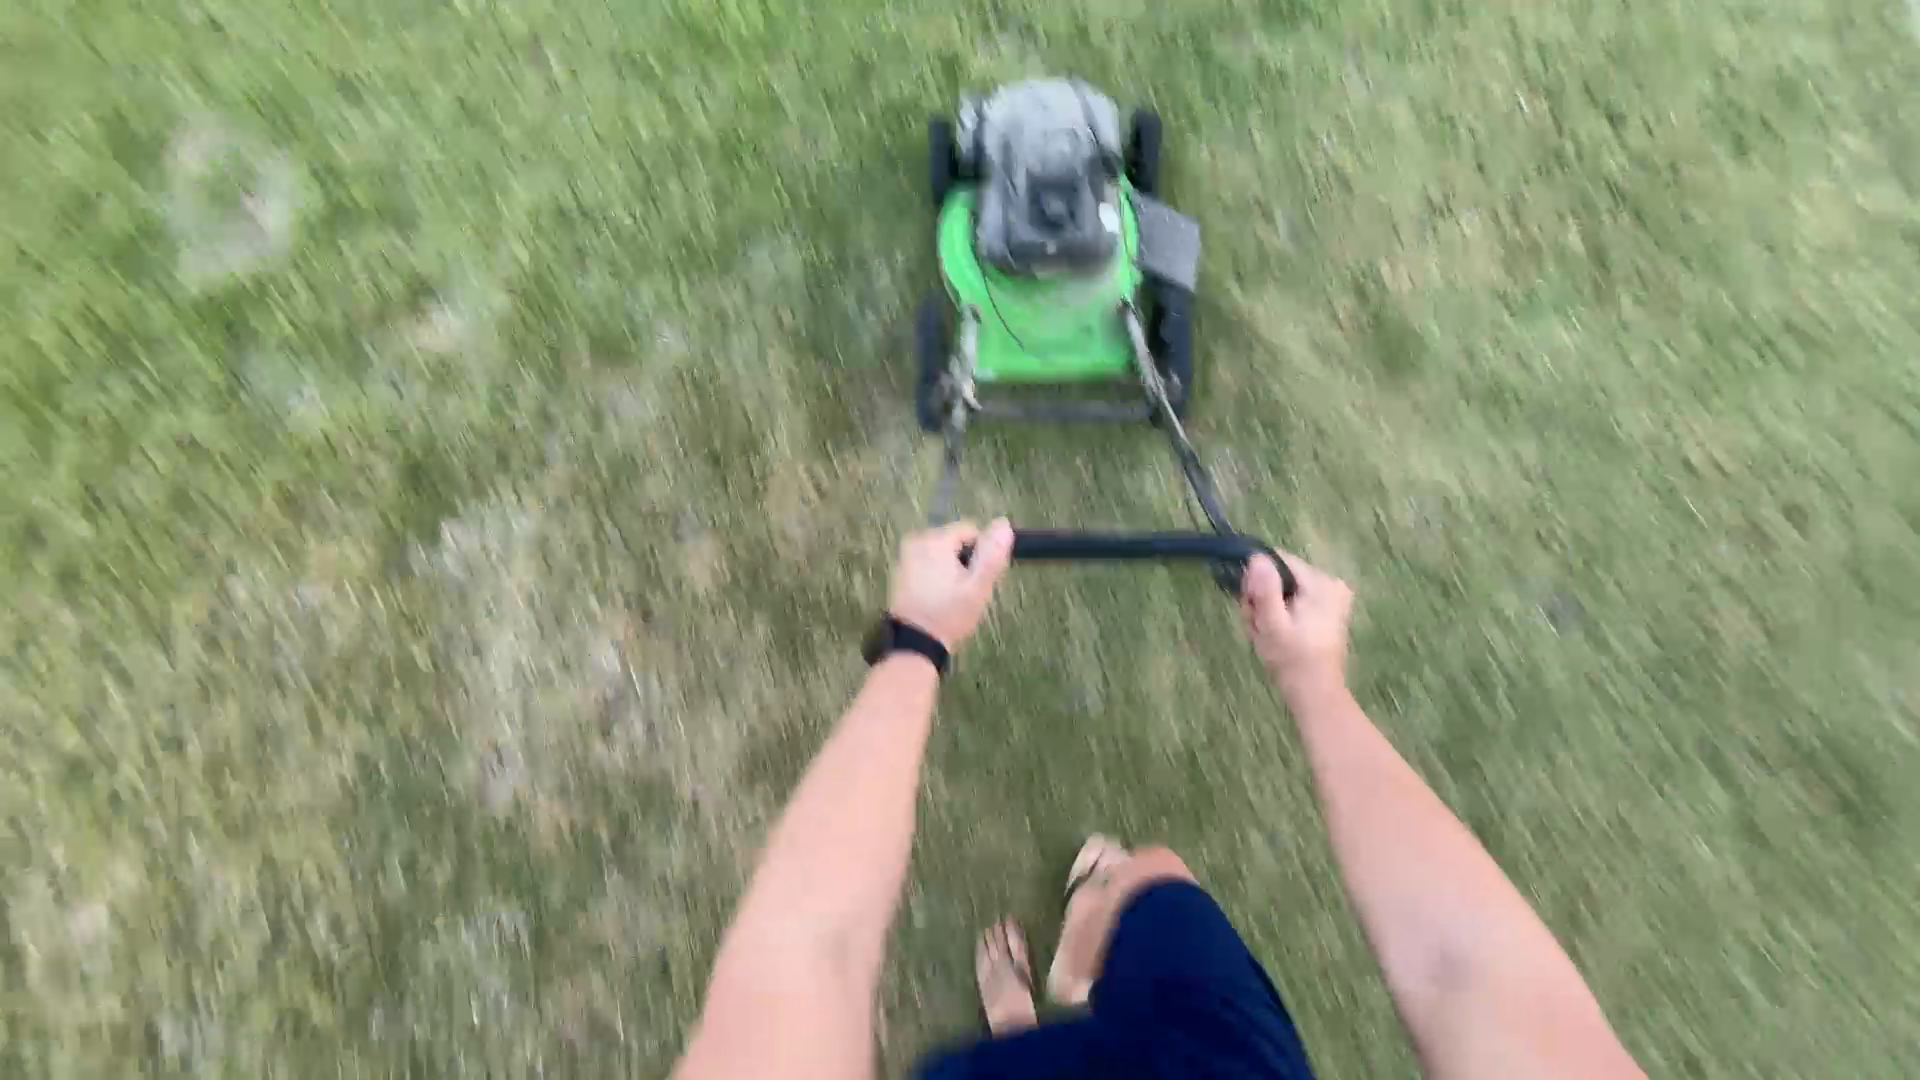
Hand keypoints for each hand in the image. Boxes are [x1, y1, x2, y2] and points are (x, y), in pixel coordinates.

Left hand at [887, 519, 1014, 649]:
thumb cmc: (949, 614)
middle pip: (955, 542)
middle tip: (966, 592)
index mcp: (934, 539)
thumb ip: (991, 554)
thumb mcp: (978, 587)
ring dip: (951, 570)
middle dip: (964, 562)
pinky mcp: (899, 571)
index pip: (971, 532)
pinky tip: (937, 598)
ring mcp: (904, 556)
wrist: (915, 643)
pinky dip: (936, 576)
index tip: (977, 580)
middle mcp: (916, 540)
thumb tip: (1003, 522)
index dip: (980, 555)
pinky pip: (928, 564)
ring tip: (952, 597)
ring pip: (942, 554)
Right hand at [1242, 552, 1353, 698]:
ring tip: (1264, 633)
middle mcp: (1331, 583)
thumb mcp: (1272, 623)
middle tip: (1256, 625)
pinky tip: (1275, 634)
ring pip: (1282, 589)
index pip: (1277, 561)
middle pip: (1279, 575)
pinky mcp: (1326, 610)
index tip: (1250, 605)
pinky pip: (1291, 600)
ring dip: (1266, 609)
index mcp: (1322, 583)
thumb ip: (1264, 589)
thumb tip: (1256, 557)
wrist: (1315, 692)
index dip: (1256, 579)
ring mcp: (1330, 597)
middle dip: (1261, 598)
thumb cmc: (1292, 659)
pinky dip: (1278, 614)